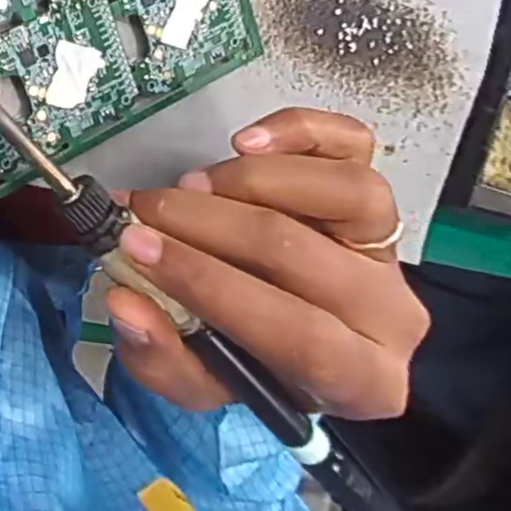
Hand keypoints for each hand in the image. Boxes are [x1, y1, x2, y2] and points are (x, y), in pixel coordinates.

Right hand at [102, 108, 427, 419]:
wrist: (268, 320)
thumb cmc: (233, 351)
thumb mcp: (190, 376)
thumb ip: (157, 354)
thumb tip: (123, 301)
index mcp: (355, 379)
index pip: (300, 335)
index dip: (210, 283)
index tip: (134, 245)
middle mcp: (387, 315)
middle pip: (298, 252)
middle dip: (201, 223)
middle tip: (140, 209)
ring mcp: (385, 248)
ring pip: (347, 194)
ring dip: (250, 181)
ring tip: (187, 184)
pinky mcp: (366, 194)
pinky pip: (353, 145)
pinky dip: (297, 131)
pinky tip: (241, 139)